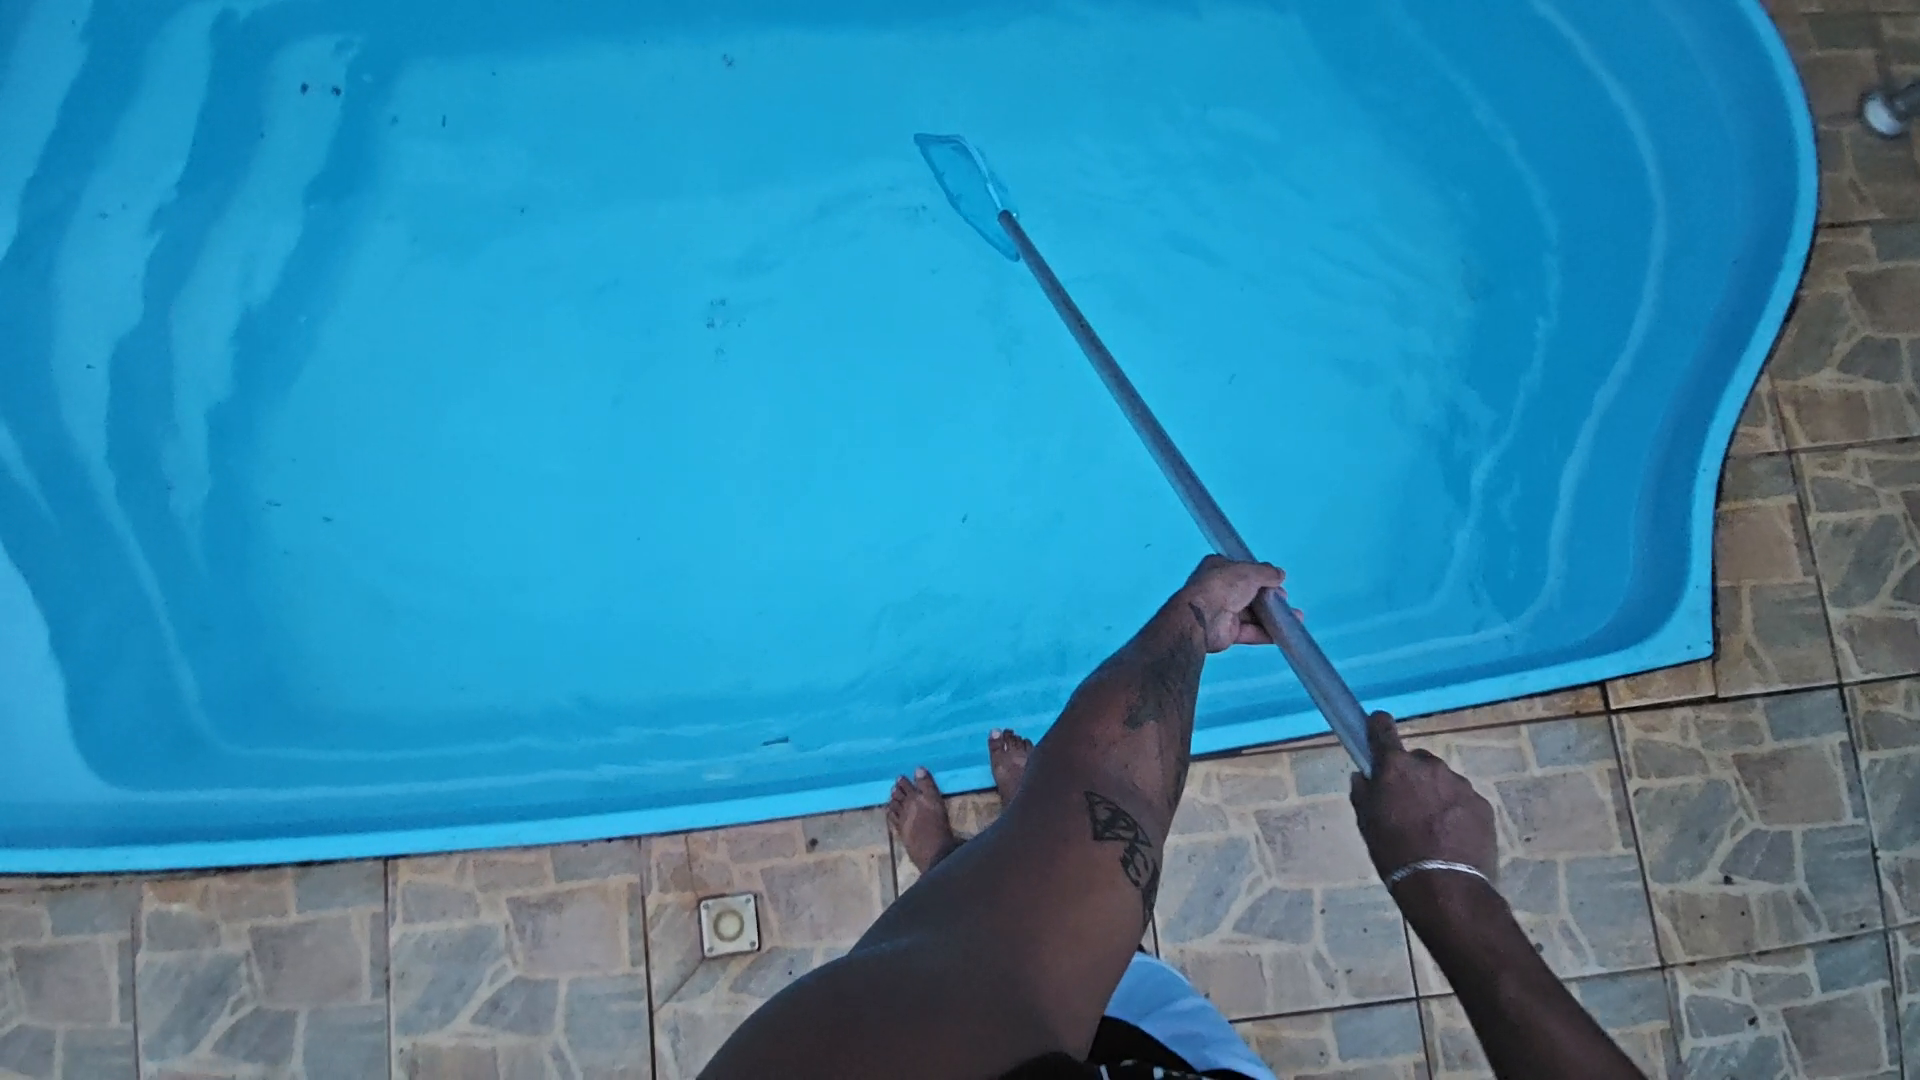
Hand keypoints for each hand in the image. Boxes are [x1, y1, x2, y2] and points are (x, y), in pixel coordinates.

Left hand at [1175, 555, 1286, 653]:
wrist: (1202, 618)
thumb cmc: (1222, 587)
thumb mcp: (1249, 572)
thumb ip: (1266, 572)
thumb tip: (1279, 574)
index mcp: (1217, 568)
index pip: (1241, 570)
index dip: (1259, 575)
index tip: (1276, 580)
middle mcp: (1218, 589)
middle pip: (1248, 593)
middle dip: (1269, 597)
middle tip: (1284, 599)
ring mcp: (1221, 612)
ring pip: (1251, 614)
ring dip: (1272, 617)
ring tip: (1295, 617)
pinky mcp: (1226, 632)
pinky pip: (1249, 632)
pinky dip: (1266, 633)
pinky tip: (1284, 634)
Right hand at [1349, 711, 1497, 889]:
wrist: (1445, 887)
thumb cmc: (1394, 851)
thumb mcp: (1366, 821)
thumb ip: (1363, 791)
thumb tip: (1365, 776)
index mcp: (1395, 766)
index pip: (1382, 727)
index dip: (1377, 727)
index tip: (1374, 732)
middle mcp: (1429, 766)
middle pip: (1416, 759)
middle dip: (1409, 774)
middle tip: (1405, 802)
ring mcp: (1460, 784)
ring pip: (1441, 780)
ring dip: (1434, 793)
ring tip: (1431, 826)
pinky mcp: (1483, 804)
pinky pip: (1462, 799)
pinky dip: (1455, 810)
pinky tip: (1451, 835)